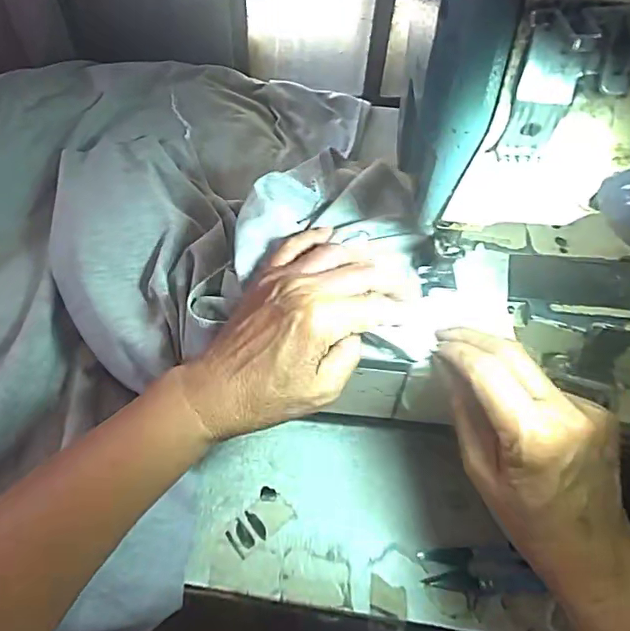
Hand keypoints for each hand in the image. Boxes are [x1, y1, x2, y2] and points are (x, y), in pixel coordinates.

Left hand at [173, 228, 415, 441]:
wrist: (217, 388)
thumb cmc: (267, 396)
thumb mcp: (321, 389)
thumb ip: (348, 357)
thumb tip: (357, 333)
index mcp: (320, 319)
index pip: (373, 306)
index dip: (398, 309)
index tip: (411, 313)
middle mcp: (304, 290)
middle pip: (358, 273)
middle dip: (389, 278)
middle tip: (406, 287)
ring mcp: (282, 278)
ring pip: (331, 253)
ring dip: (359, 252)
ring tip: (379, 257)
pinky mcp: (265, 277)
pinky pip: (292, 246)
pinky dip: (314, 237)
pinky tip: (330, 234)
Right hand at [435, 328, 629, 609]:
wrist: (596, 553)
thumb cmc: (529, 524)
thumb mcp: (481, 472)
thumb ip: (464, 413)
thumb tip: (446, 369)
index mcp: (534, 434)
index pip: (488, 370)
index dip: (458, 350)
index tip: (435, 343)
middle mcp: (566, 412)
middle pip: (513, 353)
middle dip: (474, 337)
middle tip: (444, 333)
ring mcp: (588, 408)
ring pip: (530, 365)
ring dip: (496, 355)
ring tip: (465, 354)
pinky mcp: (598, 410)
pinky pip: (547, 385)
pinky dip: (520, 380)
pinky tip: (505, 391)